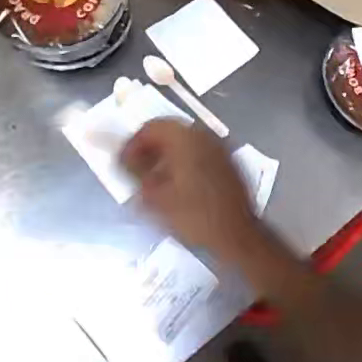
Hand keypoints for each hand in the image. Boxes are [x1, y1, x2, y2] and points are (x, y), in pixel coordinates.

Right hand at [119, 119, 265, 259]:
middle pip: (169, 132)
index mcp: (185, 138)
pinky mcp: (229, 163)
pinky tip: (178, 185)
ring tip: (156, 181)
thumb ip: (134, 172)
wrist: (237, 235)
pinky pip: (201, 153)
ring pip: (186, 142)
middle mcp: (205, 136)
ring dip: (167, 156)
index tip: (125, 162)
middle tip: (138, 171)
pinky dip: (185, 162)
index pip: (151, 127)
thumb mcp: (154, 197)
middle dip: (150, 150)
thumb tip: (124, 160)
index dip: (133, 144)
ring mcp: (220, 148)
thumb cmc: (196, 217)